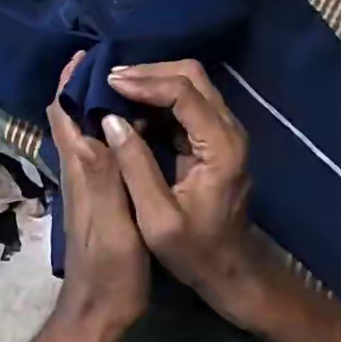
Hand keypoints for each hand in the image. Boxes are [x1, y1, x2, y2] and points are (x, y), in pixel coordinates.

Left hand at [36, 51, 148, 341]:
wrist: (98, 315)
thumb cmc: (111, 274)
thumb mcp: (115, 226)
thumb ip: (105, 177)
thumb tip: (99, 121)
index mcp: (80, 168)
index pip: (63, 110)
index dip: (72, 78)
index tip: (95, 51)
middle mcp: (78, 167)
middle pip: (72, 112)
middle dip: (88, 80)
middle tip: (124, 57)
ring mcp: (86, 180)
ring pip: (86, 126)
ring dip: (101, 99)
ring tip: (136, 78)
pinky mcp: (98, 191)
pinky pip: (101, 143)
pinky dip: (113, 122)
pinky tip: (140, 119)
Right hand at [102, 60, 270, 324]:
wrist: (231, 270)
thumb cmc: (195, 252)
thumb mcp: (157, 219)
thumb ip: (135, 167)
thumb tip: (111, 120)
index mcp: (221, 147)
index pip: (184, 93)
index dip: (145, 82)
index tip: (109, 82)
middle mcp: (229, 129)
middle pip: (192, 76)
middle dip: (149, 71)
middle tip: (109, 79)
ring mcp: (225, 130)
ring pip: (191, 83)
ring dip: (153, 79)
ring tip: (114, 87)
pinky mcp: (215, 136)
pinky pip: (188, 100)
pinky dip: (159, 95)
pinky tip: (131, 103)